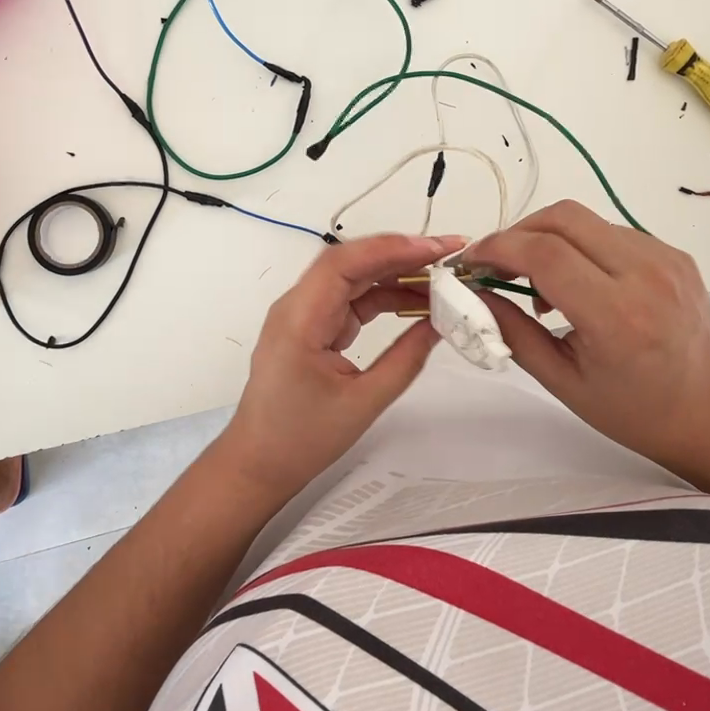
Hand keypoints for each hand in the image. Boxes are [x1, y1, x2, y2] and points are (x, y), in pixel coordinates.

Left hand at [218, 234, 466, 496]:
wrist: (260, 462)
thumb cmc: (302, 438)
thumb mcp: (364, 401)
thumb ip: (406, 358)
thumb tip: (442, 322)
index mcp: (299, 319)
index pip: (345, 263)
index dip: (393, 248)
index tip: (437, 249)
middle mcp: (297, 306)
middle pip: (351, 263)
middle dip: (401, 254)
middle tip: (450, 256)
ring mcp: (303, 314)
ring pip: (353, 278)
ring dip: (395, 274)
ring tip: (442, 280)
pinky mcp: (313, 326)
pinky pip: (351, 299)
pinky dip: (383, 296)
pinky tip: (416, 302)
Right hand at [463, 200, 709, 464]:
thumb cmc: (635, 412)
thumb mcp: (562, 382)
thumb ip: (512, 332)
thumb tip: (474, 295)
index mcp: (617, 316)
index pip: (544, 254)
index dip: (498, 248)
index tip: (471, 262)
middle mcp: (644, 275)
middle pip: (562, 218)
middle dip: (517, 233)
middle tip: (496, 265)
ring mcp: (664, 258)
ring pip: (585, 220)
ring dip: (547, 238)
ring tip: (535, 281)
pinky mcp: (673, 254)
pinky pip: (610, 231)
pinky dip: (578, 245)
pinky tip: (575, 282)